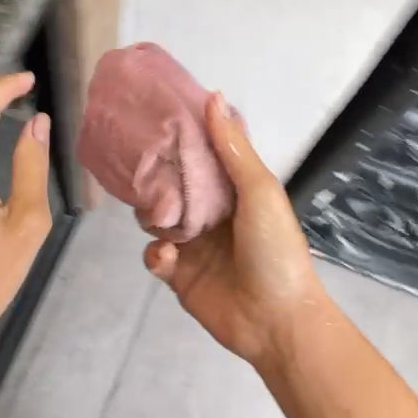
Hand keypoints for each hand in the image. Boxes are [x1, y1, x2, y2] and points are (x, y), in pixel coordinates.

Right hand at [141, 93, 328, 369]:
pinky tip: (168, 256)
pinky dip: (156, 253)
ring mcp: (194, 245)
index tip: (157, 120)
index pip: (202, 157)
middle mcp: (212, 213)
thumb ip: (233, 148)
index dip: (182, 140)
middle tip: (141, 170)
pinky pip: (155, 255)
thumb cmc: (274, 249)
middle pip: (174, 186)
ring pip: (158, 218)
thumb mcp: (260, 191)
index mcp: (235, 190)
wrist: (275, 320)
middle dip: (158, 179)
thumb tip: (214, 97)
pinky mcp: (179, 275)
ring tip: (159, 216)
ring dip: (154, 215)